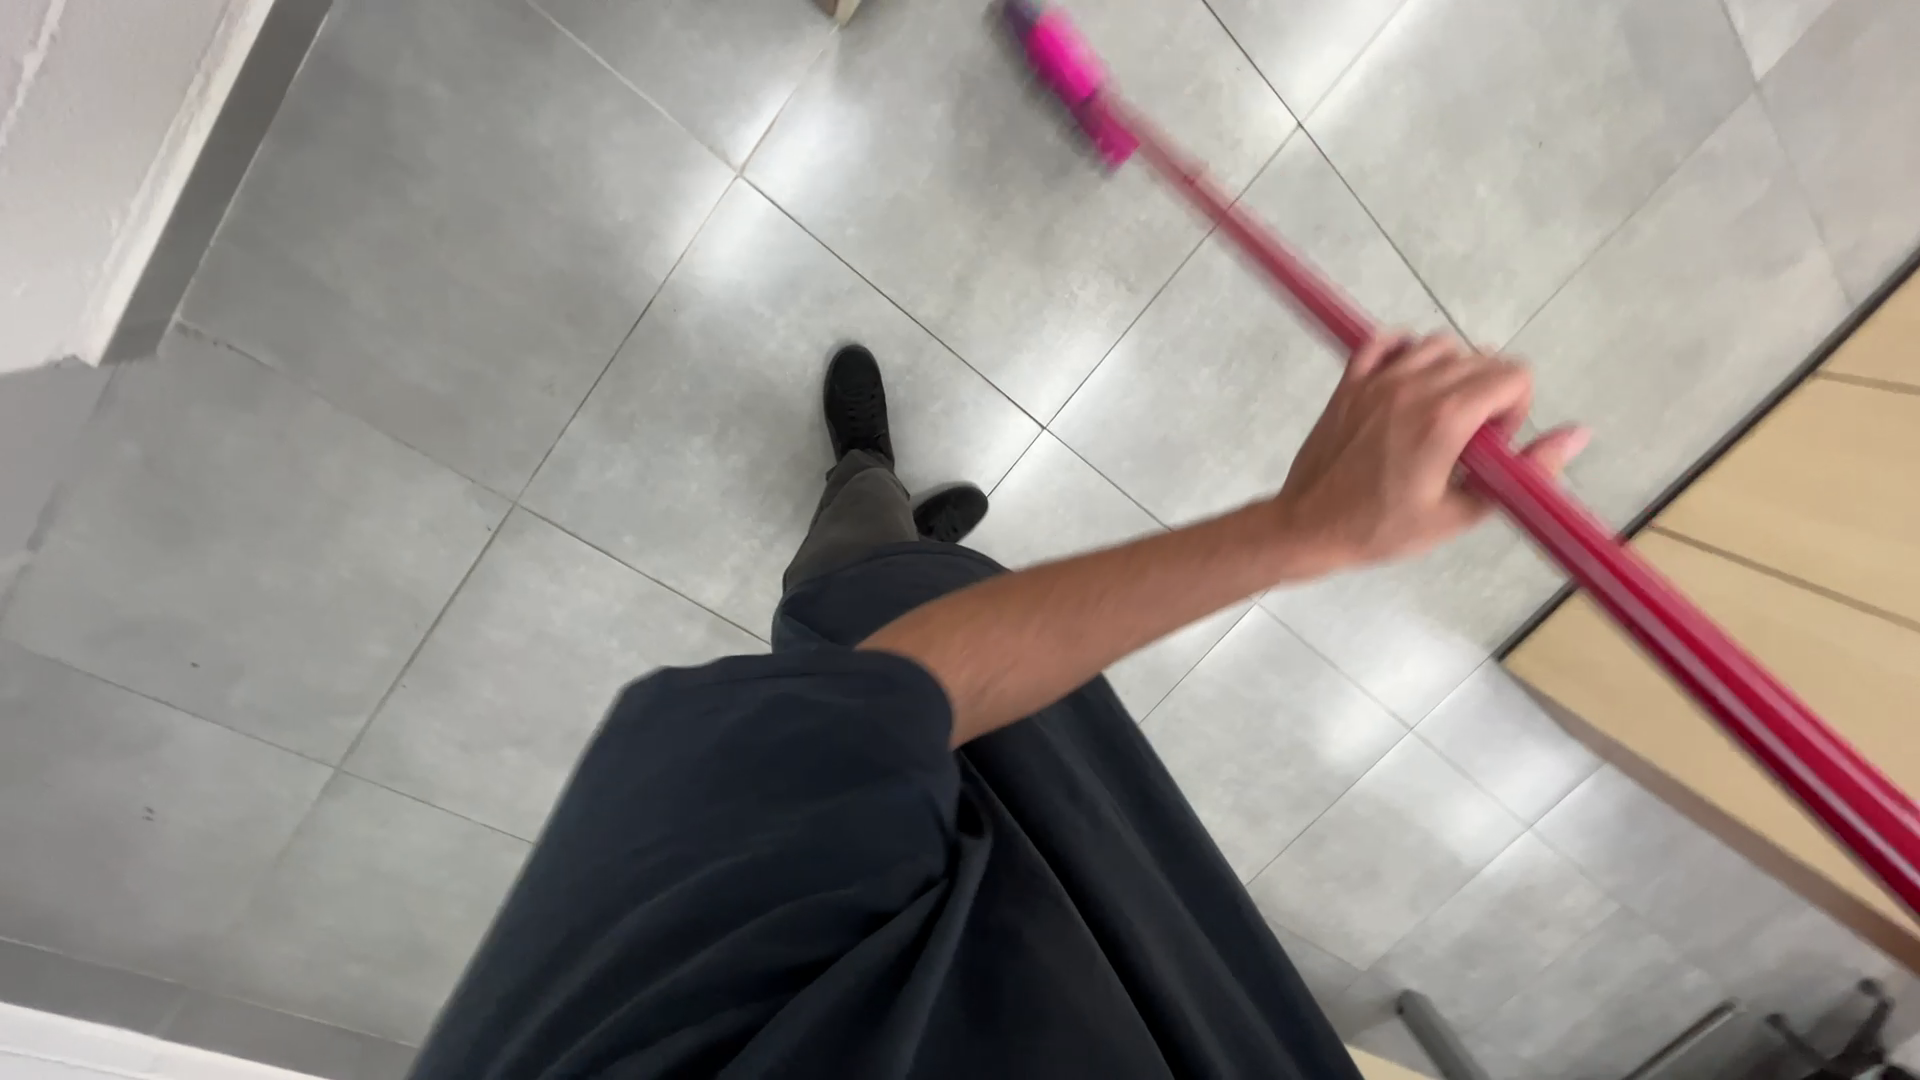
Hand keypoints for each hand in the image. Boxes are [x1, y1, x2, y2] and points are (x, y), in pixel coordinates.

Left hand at [1271, 330, 1587, 570]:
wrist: (1308, 527)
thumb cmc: (1380, 529)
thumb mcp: (1461, 512)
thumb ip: (1526, 471)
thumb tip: (1578, 434)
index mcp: (1444, 418)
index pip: (1513, 374)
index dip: (1516, 408)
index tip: (1490, 445)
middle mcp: (1411, 388)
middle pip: (1479, 359)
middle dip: (1489, 393)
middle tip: (1465, 440)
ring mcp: (1374, 382)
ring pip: (1437, 345)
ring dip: (1450, 372)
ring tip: (1438, 414)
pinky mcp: (1347, 385)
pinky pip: (1382, 341)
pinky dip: (1402, 350)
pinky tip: (1405, 381)